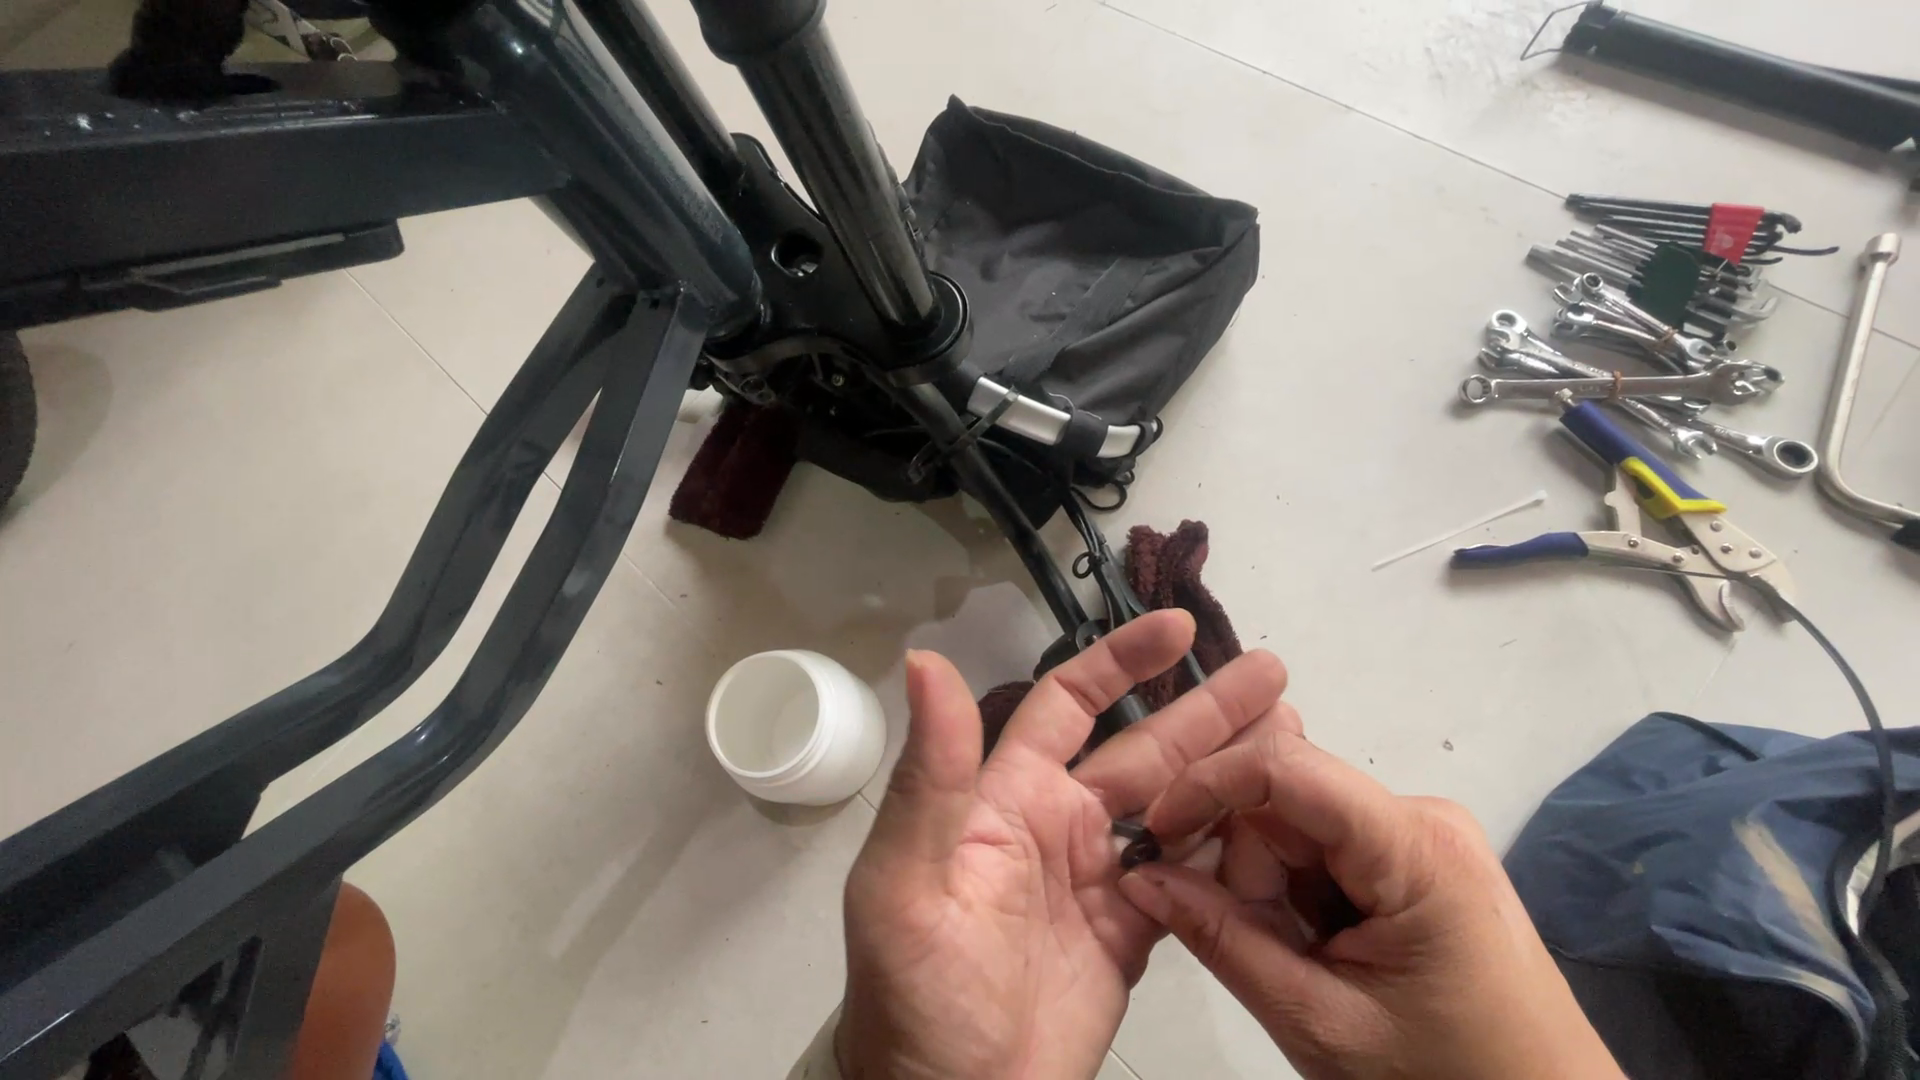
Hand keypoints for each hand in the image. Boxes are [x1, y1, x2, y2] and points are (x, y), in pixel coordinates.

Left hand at [835, 610, 1292, 1079]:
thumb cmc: (919, 986)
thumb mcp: (909, 875)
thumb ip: (932, 771)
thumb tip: (924, 659)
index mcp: (1008, 793)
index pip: (1068, 704)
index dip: (1119, 662)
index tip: (1177, 629)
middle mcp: (1058, 820)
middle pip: (1143, 748)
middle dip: (1203, 710)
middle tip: (1270, 673)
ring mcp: (1100, 876)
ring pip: (1174, 805)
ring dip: (1227, 769)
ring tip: (1292, 732)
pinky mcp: (1131, 931)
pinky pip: (1188, 875)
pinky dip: (1228, 847)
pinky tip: (1274, 822)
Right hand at [1116, 731, 1626, 1079]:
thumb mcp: (1320, 1024)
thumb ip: (1221, 940)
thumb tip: (1135, 874)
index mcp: (1413, 846)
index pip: (1286, 767)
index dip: (1207, 784)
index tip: (1156, 833)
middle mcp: (1417, 814)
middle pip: (1282, 800)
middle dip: (1244, 865)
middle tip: (1258, 945)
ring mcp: (1418, 831)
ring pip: (1292, 823)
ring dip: (1268, 886)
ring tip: (1300, 961)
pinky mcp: (1411, 854)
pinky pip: (1319, 845)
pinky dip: (1293, 891)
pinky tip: (1315, 944)